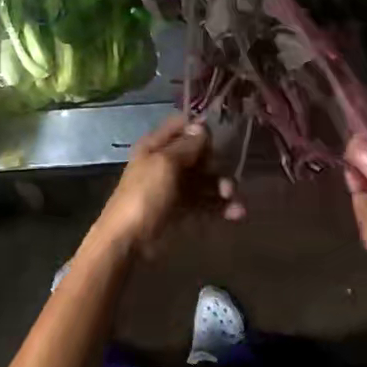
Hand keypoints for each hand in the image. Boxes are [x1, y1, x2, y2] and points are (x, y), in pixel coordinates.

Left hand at [93, 115, 245, 252]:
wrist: (129, 240)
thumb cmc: (144, 194)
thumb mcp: (164, 164)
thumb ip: (185, 146)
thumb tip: (201, 126)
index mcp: (155, 146)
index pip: (180, 126)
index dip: (200, 128)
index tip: (220, 136)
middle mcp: (166, 163)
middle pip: (198, 154)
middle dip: (216, 162)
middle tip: (226, 171)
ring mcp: (176, 188)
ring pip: (205, 180)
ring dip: (222, 185)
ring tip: (231, 196)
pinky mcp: (184, 211)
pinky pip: (206, 204)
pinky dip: (222, 207)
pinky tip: (236, 213)